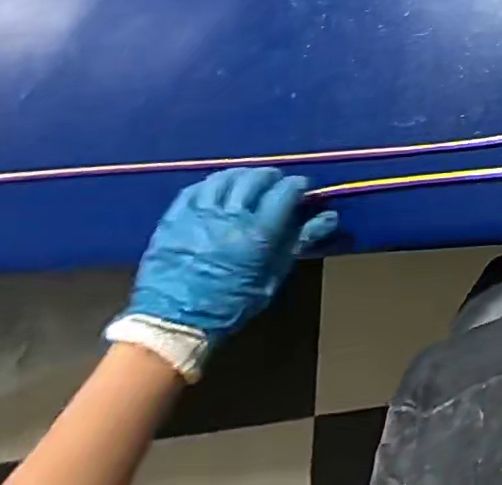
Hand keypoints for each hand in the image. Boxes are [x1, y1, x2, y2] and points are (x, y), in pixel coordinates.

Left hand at [115, 168, 336, 374]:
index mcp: (259, 232)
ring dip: (242, 176)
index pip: (286, 190)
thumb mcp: (273, 275)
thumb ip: (300, 241)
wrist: (171, 325)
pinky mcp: (173, 222)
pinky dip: (210, 185)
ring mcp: (199, 217)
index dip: (298, 185)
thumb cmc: (230, 303)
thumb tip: (330, 216)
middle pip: (256, 178)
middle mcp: (231, 217)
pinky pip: (194, 191)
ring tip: (248, 183)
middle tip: (276, 184)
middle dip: (271, 177)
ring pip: (225, 179)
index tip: (302, 190)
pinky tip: (218, 191)